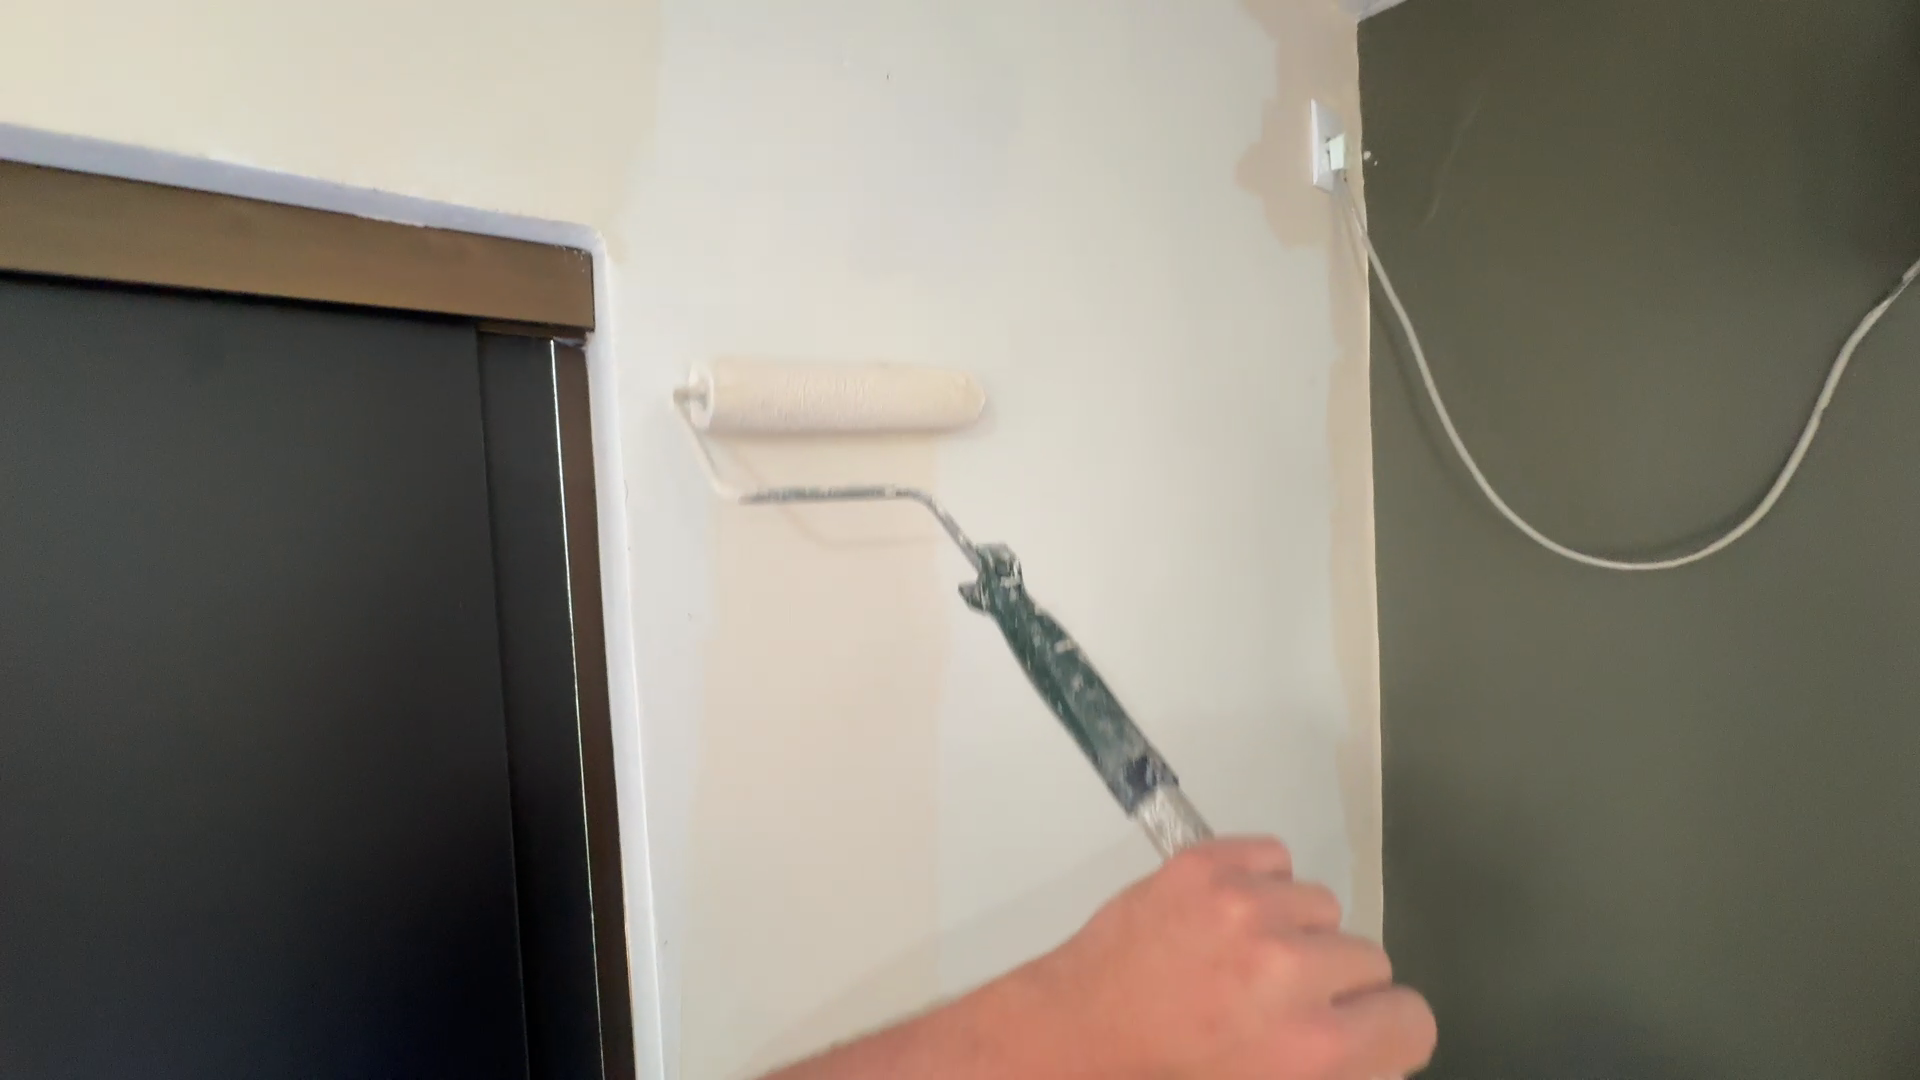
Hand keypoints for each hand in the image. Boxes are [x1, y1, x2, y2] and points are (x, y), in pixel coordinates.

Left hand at [1012, 837, 1434, 1078]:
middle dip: (1332, 977)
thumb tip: (1370, 1032)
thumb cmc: (1172, 1073)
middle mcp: (1287, 968)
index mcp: (1317, 1049)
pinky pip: (1274, 854)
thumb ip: (1337, 1066)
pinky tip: (1228, 910)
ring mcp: (1241, 906)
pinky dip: (1261, 878)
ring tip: (1245, 950)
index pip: (1412, 1017)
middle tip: (1281, 991)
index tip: (1358, 1023)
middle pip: (1367, 954)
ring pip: (1321, 901)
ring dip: (1294, 925)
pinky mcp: (1202, 863)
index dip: (1383, 1025)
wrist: (1084, 1030)